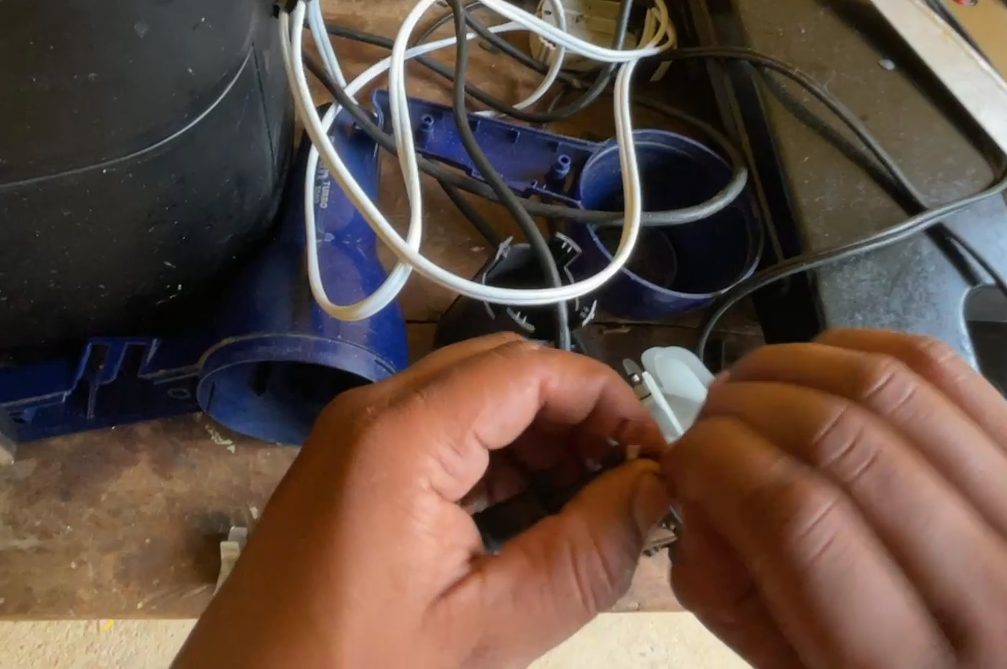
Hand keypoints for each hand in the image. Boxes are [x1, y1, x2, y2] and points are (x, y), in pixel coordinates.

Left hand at [174, 334, 669, 668]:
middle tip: (625, 476)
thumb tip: (652, 491)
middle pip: (500, 368)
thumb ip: (582, 556)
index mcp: (403, 432)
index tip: (651, 450)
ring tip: (588, 496)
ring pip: (472, 391)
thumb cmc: (358, 668)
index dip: (601, 396)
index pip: (527, 369)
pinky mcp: (354, 450)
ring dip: (536, 431)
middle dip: (573, 411)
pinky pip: (440, 423)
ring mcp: (359, 423)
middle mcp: (377, 404)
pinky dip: (493, 451)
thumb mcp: (486, 628)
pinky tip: (530, 503)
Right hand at [663, 328, 1006, 668]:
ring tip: (752, 384)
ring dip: (791, 363)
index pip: (797, 518)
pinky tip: (818, 367)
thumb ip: (731, 596)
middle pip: (840, 439)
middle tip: (711, 419)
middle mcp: (999, 603)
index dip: (718, 462)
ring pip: (890, 387)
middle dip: (744, 404)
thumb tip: (697, 487)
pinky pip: (946, 372)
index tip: (686, 461)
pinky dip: (859, 347)